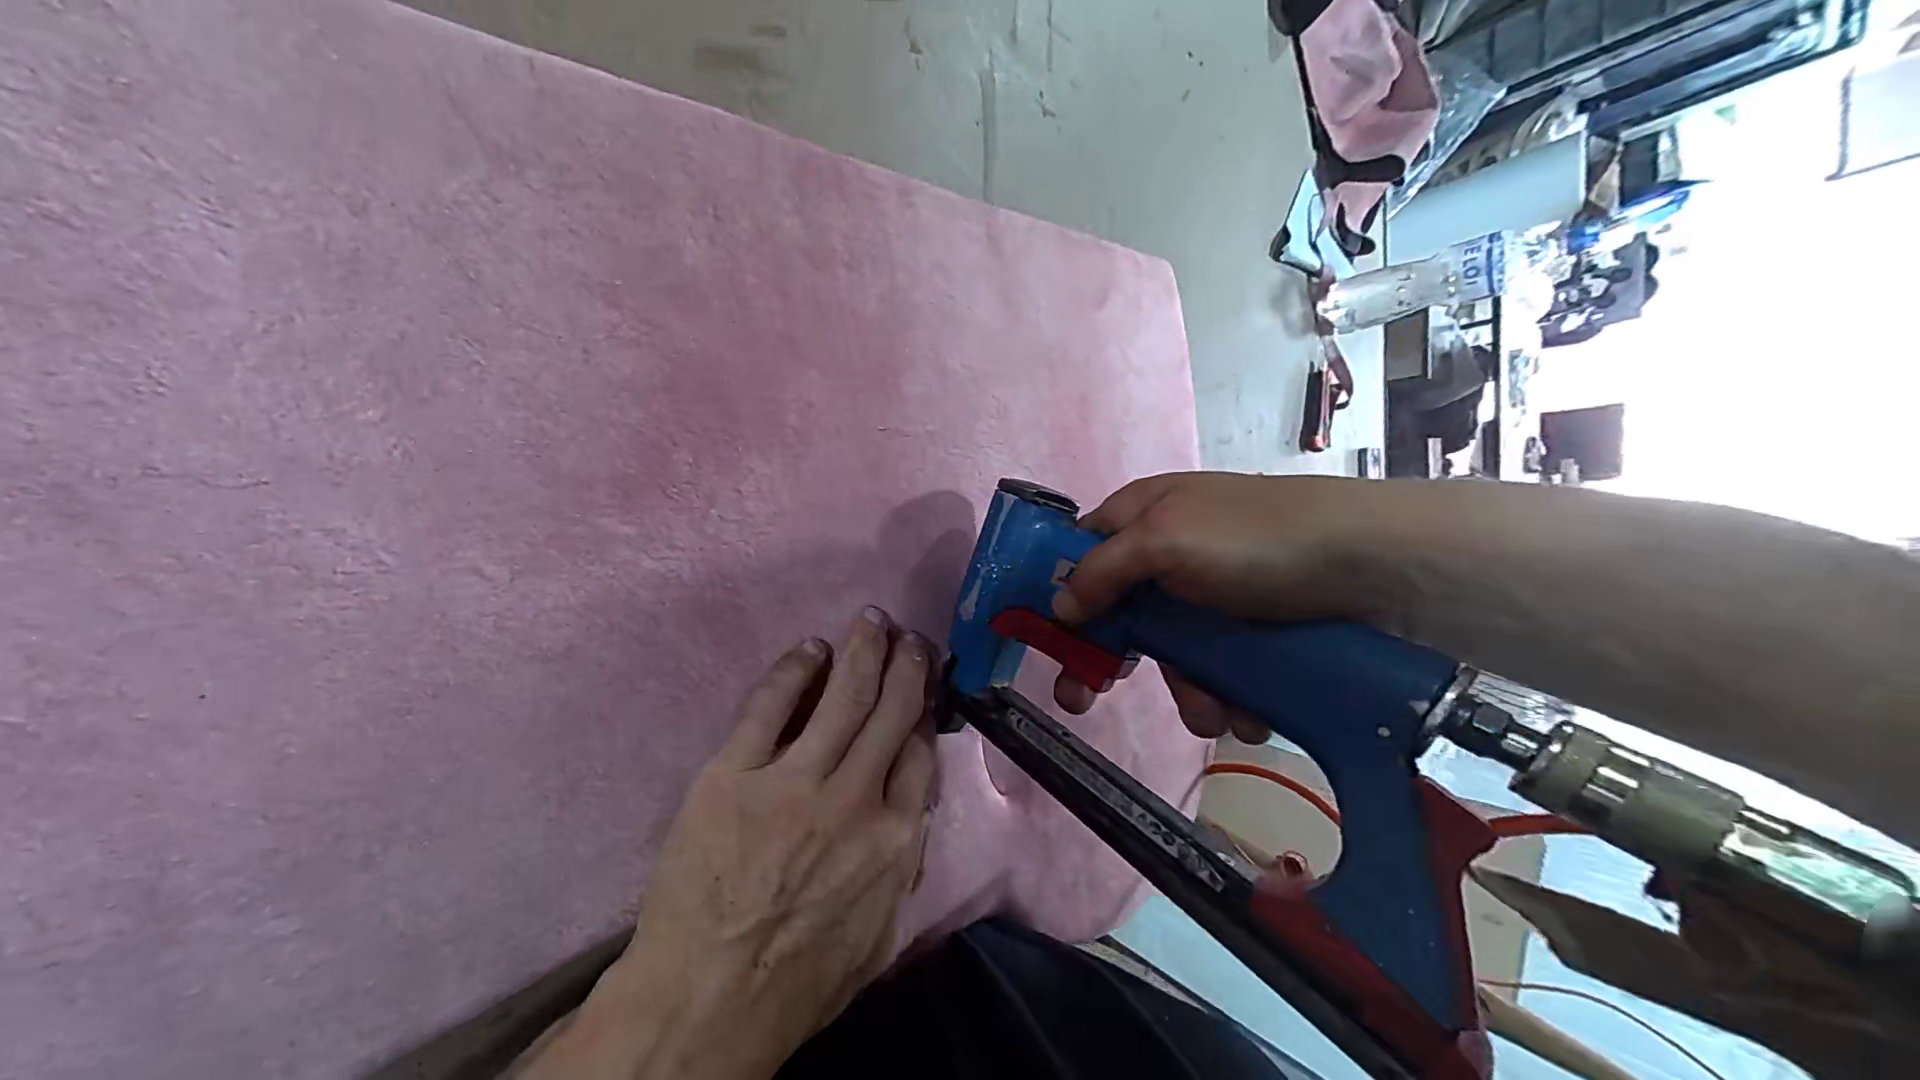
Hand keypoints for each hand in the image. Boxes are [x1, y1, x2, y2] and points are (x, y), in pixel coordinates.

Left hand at [519, 608, 936, 1079]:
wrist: (702, 1004)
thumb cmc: (797, 980)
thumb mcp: (878, 935)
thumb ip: (903, 864)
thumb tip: (911, 806)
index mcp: (893, 840)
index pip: (919, 754)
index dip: (923, 712)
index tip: (923, 688)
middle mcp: (854, 800)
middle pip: (890, 711)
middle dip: (906, 665)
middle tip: (908, 636)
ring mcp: (793, 783)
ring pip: (842, 696)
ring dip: (861, 650)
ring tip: (870, 620)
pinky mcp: (733, 775)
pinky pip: (769, 706)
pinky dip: (793, 670)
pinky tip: (809, 649)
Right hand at [1046, 472, 1405, 741]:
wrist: (1370, 564)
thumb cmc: (1253, 540)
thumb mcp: (1164, 540)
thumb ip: (1102, 570)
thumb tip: (1057, 606)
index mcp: (1139, 516)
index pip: (1077, 552)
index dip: (1057, 594)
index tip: (1042, 639)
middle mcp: (1166, 554)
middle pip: (1115, 612)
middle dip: (1106, 660)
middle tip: (1080, 702)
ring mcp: (1206, 595)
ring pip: (1168, 652)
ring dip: (1185, 690)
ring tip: (1213, 712)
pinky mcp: (1243, 629)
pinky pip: (1213, 668)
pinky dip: (1224, 695)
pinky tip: (1245, 711)